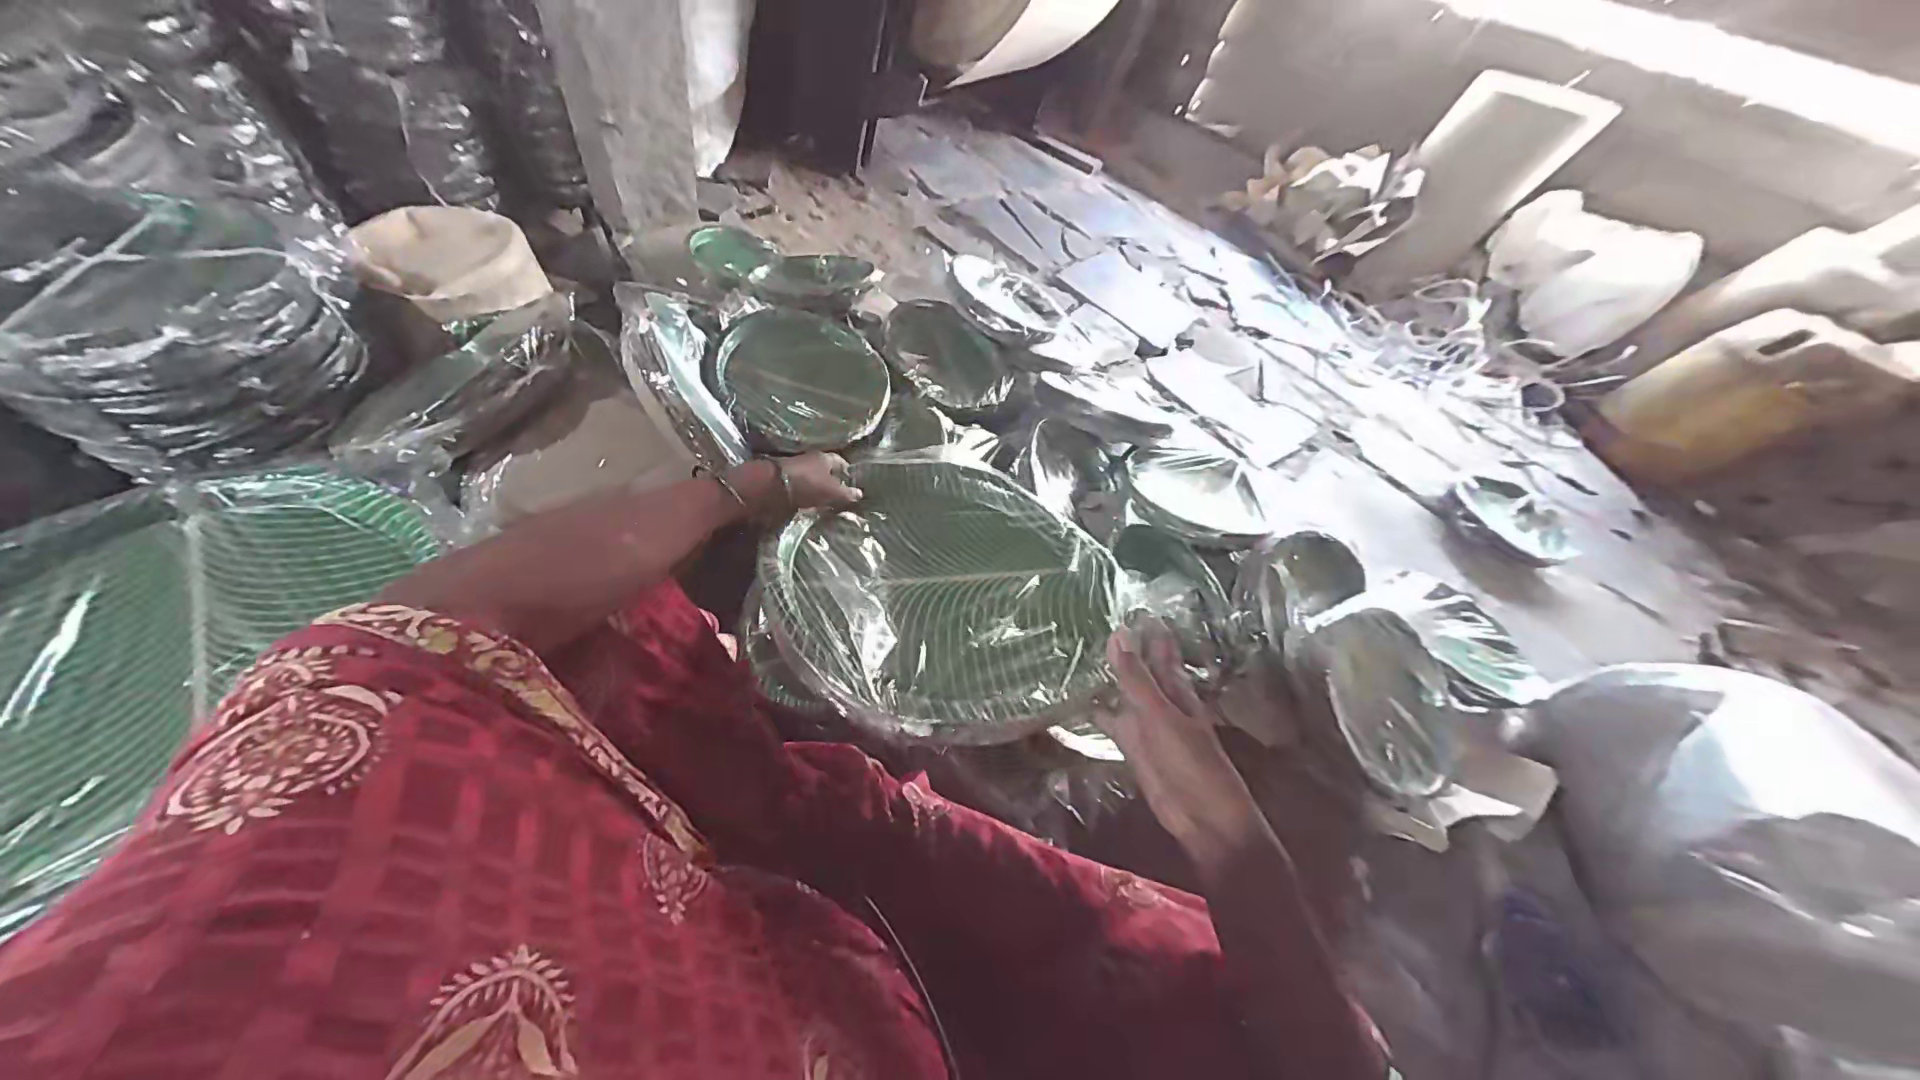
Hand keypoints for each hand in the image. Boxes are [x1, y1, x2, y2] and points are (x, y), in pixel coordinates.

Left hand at [776, 452, 862, 510]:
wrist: (774, 487)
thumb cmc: (809, 485)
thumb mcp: (833, 492)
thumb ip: (847, 494)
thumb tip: (860, 494)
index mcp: (826, 457)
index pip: (841, 462)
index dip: (847, 472)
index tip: (851, 484)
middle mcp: (811, 459)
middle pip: (826, 470)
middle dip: (833, 481)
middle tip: (840, 495)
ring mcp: (797, 468)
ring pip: (814, 478)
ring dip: (819, 488)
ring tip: (826, 501)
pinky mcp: (786, 478)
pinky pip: (803, 485)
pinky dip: (808, 493)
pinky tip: (810, 503)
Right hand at [1098, 616, 1264, 865]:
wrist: (1201, 815)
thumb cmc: (1190, 761)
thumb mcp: (1160, 714)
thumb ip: (1136, 677)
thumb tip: (1118, 632)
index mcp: (1175, 688)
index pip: (1161, 649)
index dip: (1148, 629)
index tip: (1130, 605)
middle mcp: (1159, 700)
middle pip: (1139, 668)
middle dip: (1124, 648)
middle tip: (1096, 622)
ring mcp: (1144, 723)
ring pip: (1122, 692)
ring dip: (1106, 677)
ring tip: (1079, 653)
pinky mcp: (1131, 744)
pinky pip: (1110, 720)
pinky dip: (1096, 710)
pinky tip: (1076, 700)